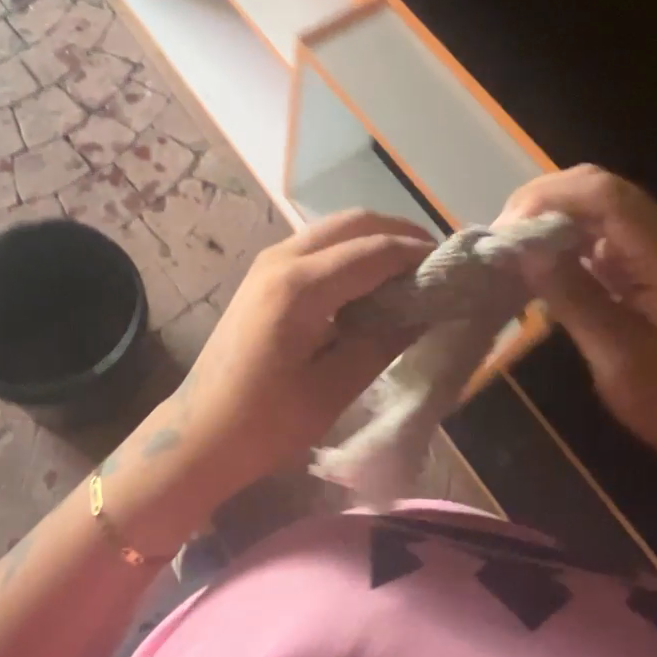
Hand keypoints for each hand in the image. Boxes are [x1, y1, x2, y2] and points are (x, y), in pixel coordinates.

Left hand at [161, 210, 435, 496]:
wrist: (199, 434)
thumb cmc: (266, 424)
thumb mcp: (335, 388)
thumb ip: (385, 340)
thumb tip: (430, 309)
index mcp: (300, 287)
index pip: (375, 251)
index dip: (419, 255)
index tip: (456, 268)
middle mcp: (282, 258)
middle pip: (355, 222)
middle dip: (401, 234)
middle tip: (438, 264)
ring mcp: (269, 261)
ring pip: (336, 228)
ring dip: (376, 239)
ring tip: (413, 271)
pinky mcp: (264, 274)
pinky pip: (319, 244)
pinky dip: (352, 250)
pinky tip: (373, 281)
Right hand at [498, 165, 656, 448]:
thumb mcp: (617, 354)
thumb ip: (571, 294)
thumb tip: (522, 248)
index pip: (603, 194)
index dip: (547, 199)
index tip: (506, 232)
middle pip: (596, 188)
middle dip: (541, 202)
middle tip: (500, 239)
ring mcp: (653, 247)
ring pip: (591, 205)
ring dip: (547, 219)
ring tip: (508, 251)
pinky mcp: (640, 263)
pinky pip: (594, 233)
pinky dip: (560, 240)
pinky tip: (534, 265)